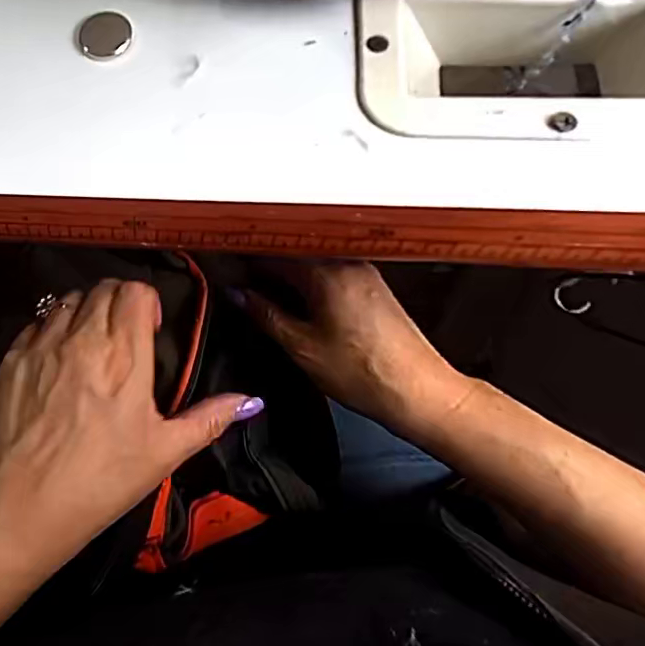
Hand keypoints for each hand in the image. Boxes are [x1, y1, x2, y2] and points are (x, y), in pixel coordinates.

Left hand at [0, 279, 258, 632]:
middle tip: (124, 335)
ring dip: (86, 312)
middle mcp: (81, 337)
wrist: (23, 505)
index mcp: (123, 354)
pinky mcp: (11, 359)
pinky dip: (52, 328)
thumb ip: (209, 418)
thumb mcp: (164, 452)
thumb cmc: (102, 480)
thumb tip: (252, 400)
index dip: (147, 302)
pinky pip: (37, 323)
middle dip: (119, 301)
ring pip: (68, 300)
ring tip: (91, 345)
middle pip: (103, 288)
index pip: (135, 291)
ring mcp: (42, 345)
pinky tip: (58, 359)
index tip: (150, 329)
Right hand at [241, 261, 471, 435]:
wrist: (418, 391)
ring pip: (313, 264)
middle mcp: (347, 264)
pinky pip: (331, 275)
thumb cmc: (366, 374)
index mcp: (326, 272)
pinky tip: (298, 305)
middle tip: (240, 286)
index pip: (273, 254)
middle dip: (264, 268)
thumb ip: (265, 315)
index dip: (244, 264)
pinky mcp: (373, 289)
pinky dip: (309, 285)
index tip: (226, 273)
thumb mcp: (301, 346)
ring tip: (264, 298)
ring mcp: (364, 274)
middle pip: (294, 254)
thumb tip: (239, 296)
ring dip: (287, 277)